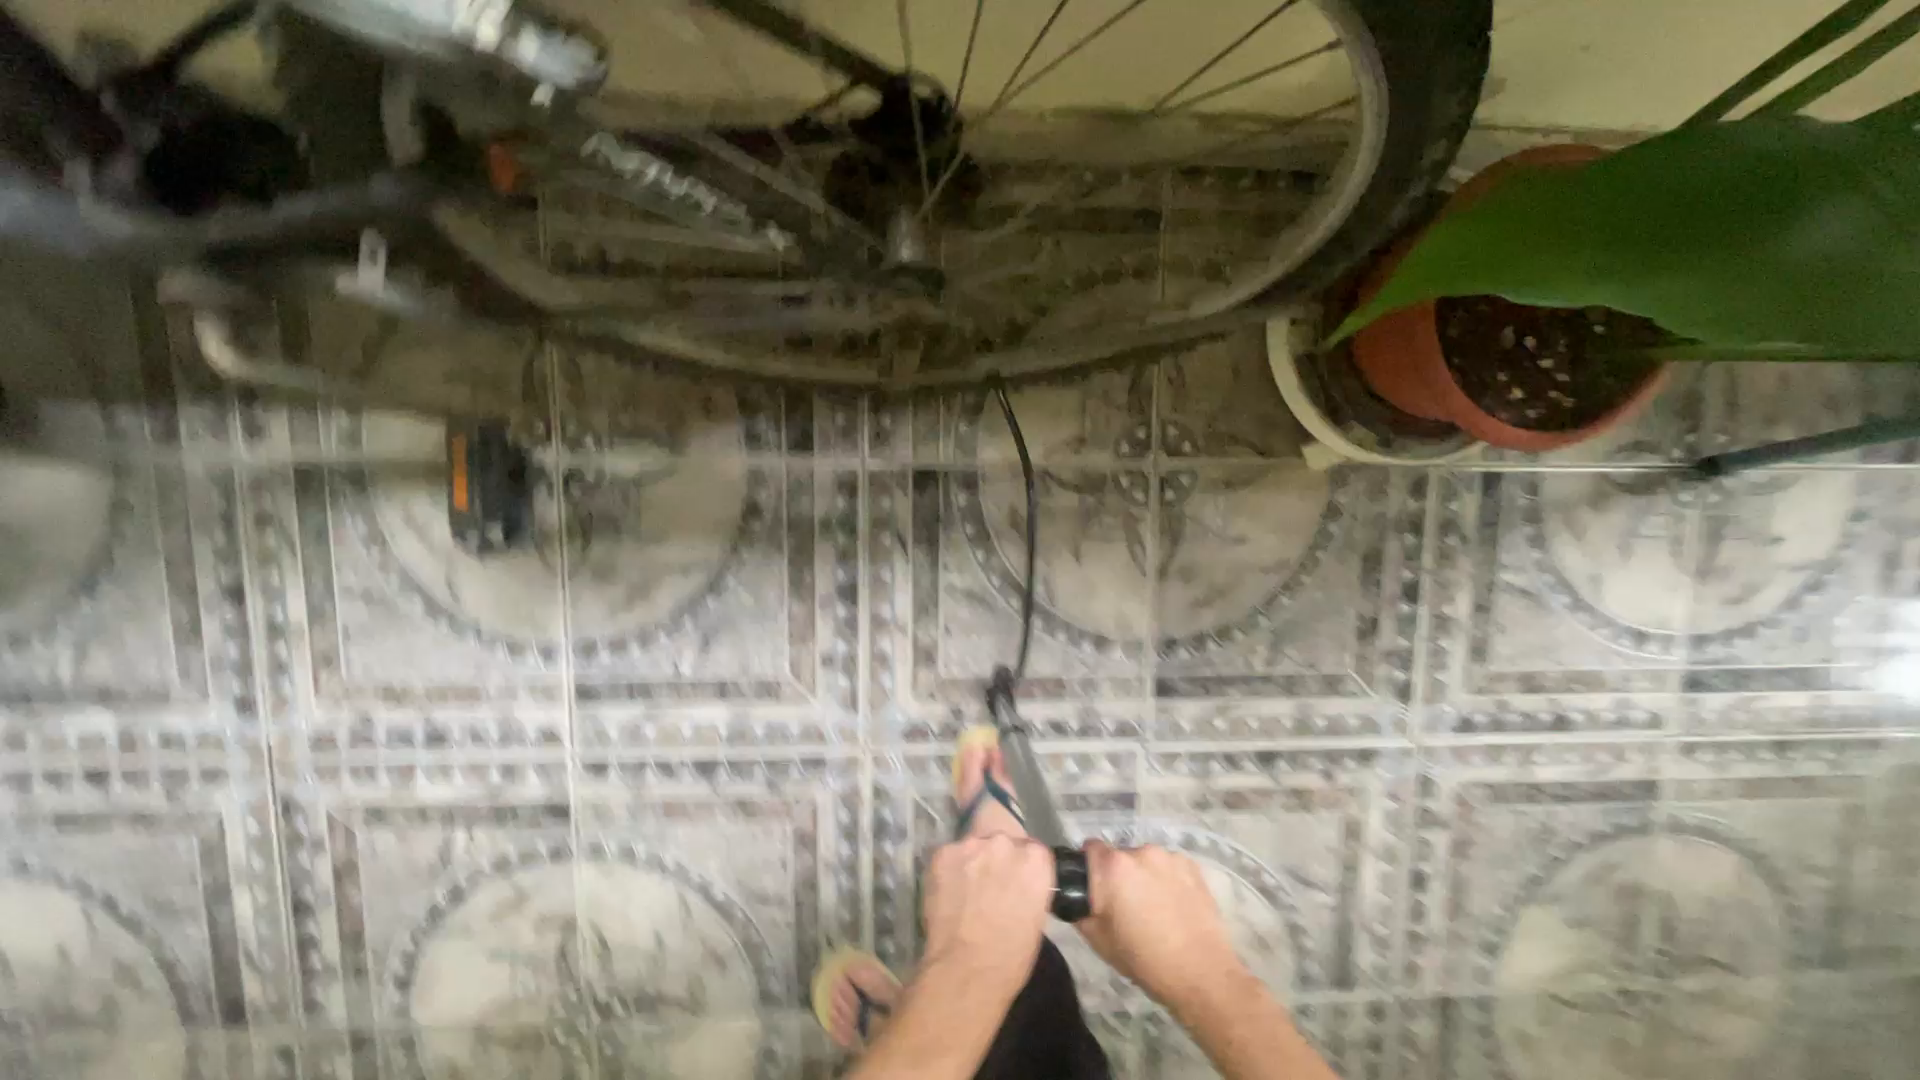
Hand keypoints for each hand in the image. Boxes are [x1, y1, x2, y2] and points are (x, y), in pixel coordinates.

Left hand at [919, 833, 1055, 995]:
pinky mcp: (942, 854)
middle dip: (997, 860)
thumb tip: (1017, 883)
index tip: (1014, 882)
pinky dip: (948, 872)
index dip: (1021, 867)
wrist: (967, 969)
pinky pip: (948, 857)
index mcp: (1036, 858)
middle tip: (989, 887)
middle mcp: (1005, 842)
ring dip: (971, 863)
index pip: (1031, 849)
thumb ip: (1029, 886)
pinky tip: (946, 895)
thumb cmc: (1011, 956)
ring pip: (973, 847)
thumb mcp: (1036, 916)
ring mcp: (970, 845)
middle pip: (1001, 842)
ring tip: (964, 892)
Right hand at [1078, 841, 1247, 1011]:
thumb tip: (1078, 894)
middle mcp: (1140, 852)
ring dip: (1143, 876)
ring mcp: (1169, 856)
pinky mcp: (1192, 865)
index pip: (1089, 848)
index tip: (1097, 891)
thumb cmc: (1143, 960)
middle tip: (1126, 906)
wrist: (1201, 975)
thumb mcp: (1097, 940)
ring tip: (1154, 908)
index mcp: (1112, 867)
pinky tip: (1174, 905)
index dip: (1089, 869)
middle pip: (1119, 856)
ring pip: (1145, 861)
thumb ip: (1080, 907)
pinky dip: (1166, 879)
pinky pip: (1168, 866)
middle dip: (1118, 875)